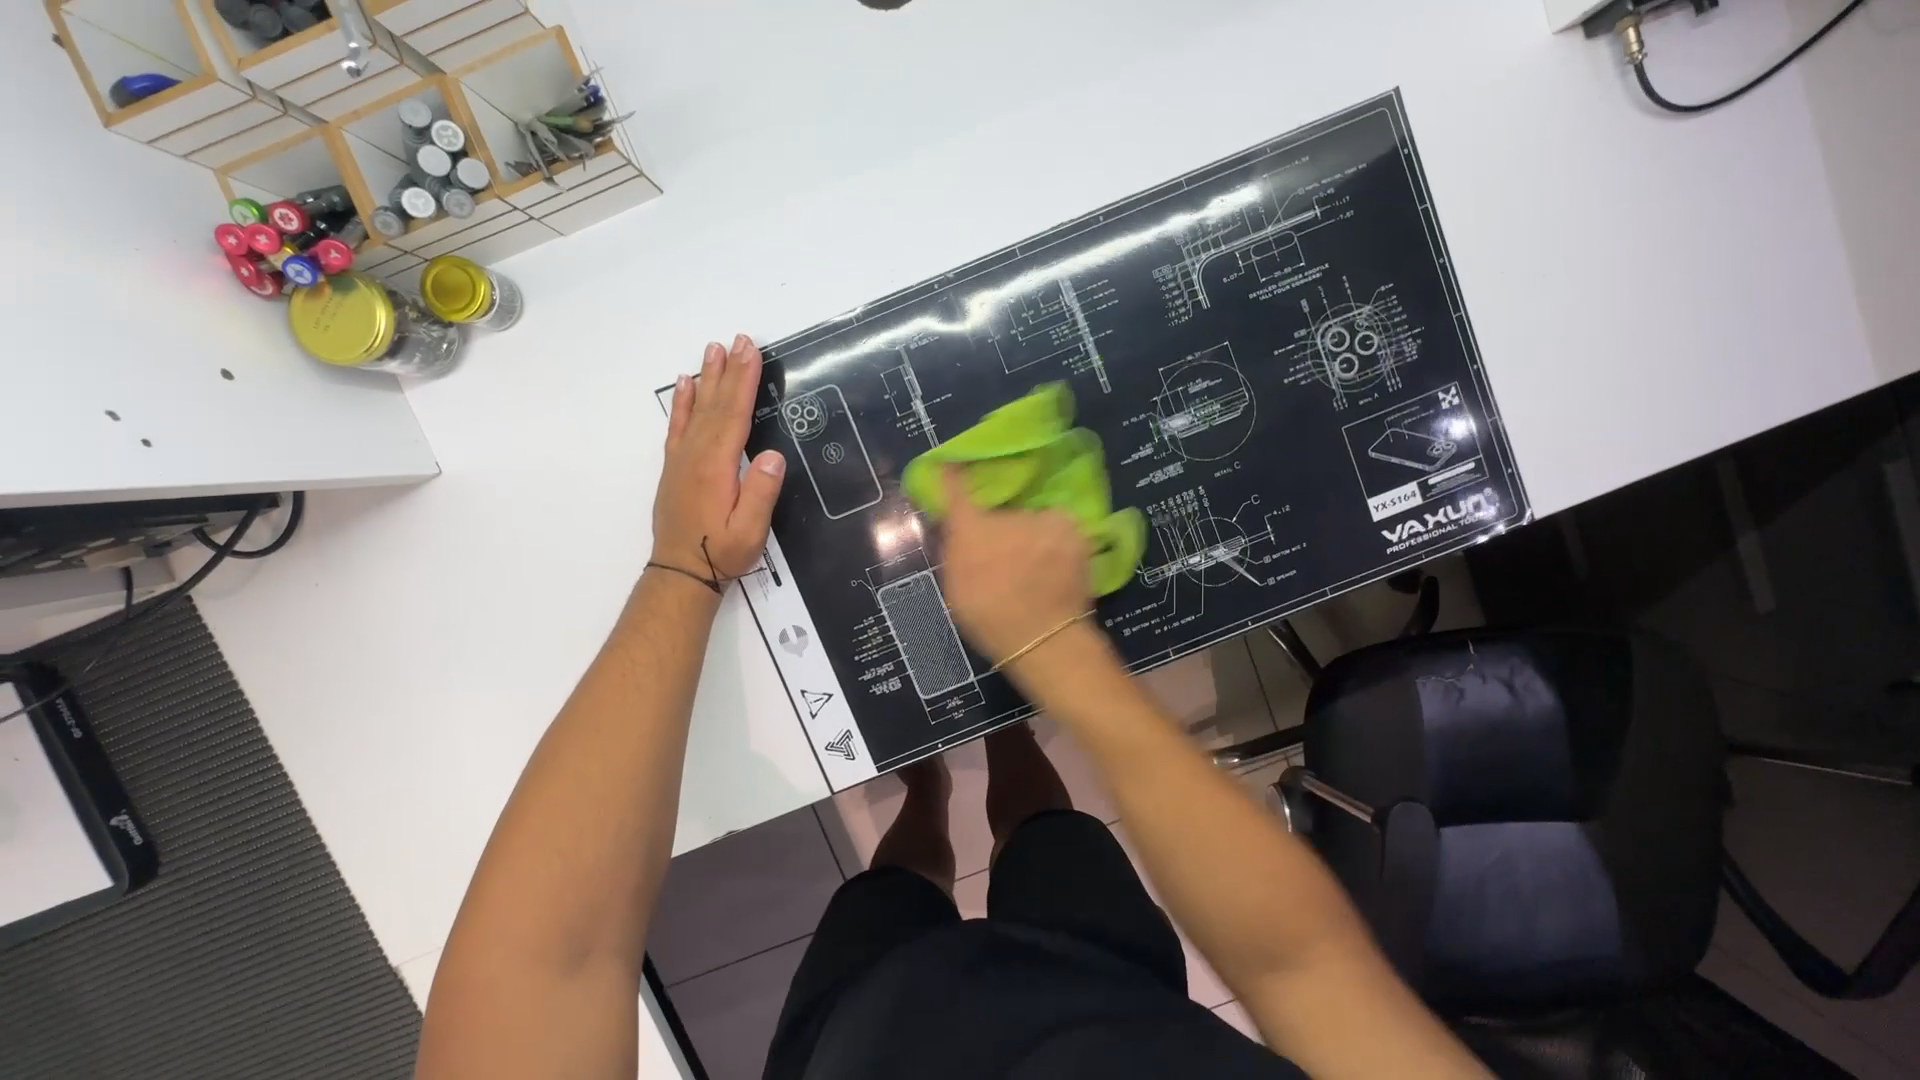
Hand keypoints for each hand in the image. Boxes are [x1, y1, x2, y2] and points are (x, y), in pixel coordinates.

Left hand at [652, 336, 785, 585]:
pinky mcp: (676, 468)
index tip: (751, 352)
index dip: (743, 381)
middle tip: (738, 338)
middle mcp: (696, 455)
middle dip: (729, 370)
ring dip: (706, 378)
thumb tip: (773, 455)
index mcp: (716, 466)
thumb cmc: (722, 552)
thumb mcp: (750, 530)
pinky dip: (683, 404)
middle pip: (715, 404)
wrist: (680, 573)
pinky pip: (678, 427)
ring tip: (713, 350)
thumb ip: (761, 492)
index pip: (733, 415)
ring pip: (696, 410)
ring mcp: (682, 460)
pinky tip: (686, 386)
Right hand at [937, 468, 1092, 665]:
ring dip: (1030, 535)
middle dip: (999, 528)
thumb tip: (954, 523)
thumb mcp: (956, 588)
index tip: (951, 465)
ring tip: (1036, 569)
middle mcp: (1006, 516)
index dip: (952, 475)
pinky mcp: (1072, 528)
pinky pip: (1058, 526)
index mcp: (971, 531)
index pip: (957, 490)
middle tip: (1005, 560)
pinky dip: (1057, 540)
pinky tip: (1058, 565)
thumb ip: (955, 550)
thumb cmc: (991, 620)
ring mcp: (1042, 521)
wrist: (1043, 640)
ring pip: (1031, 521)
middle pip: (1000, 513)